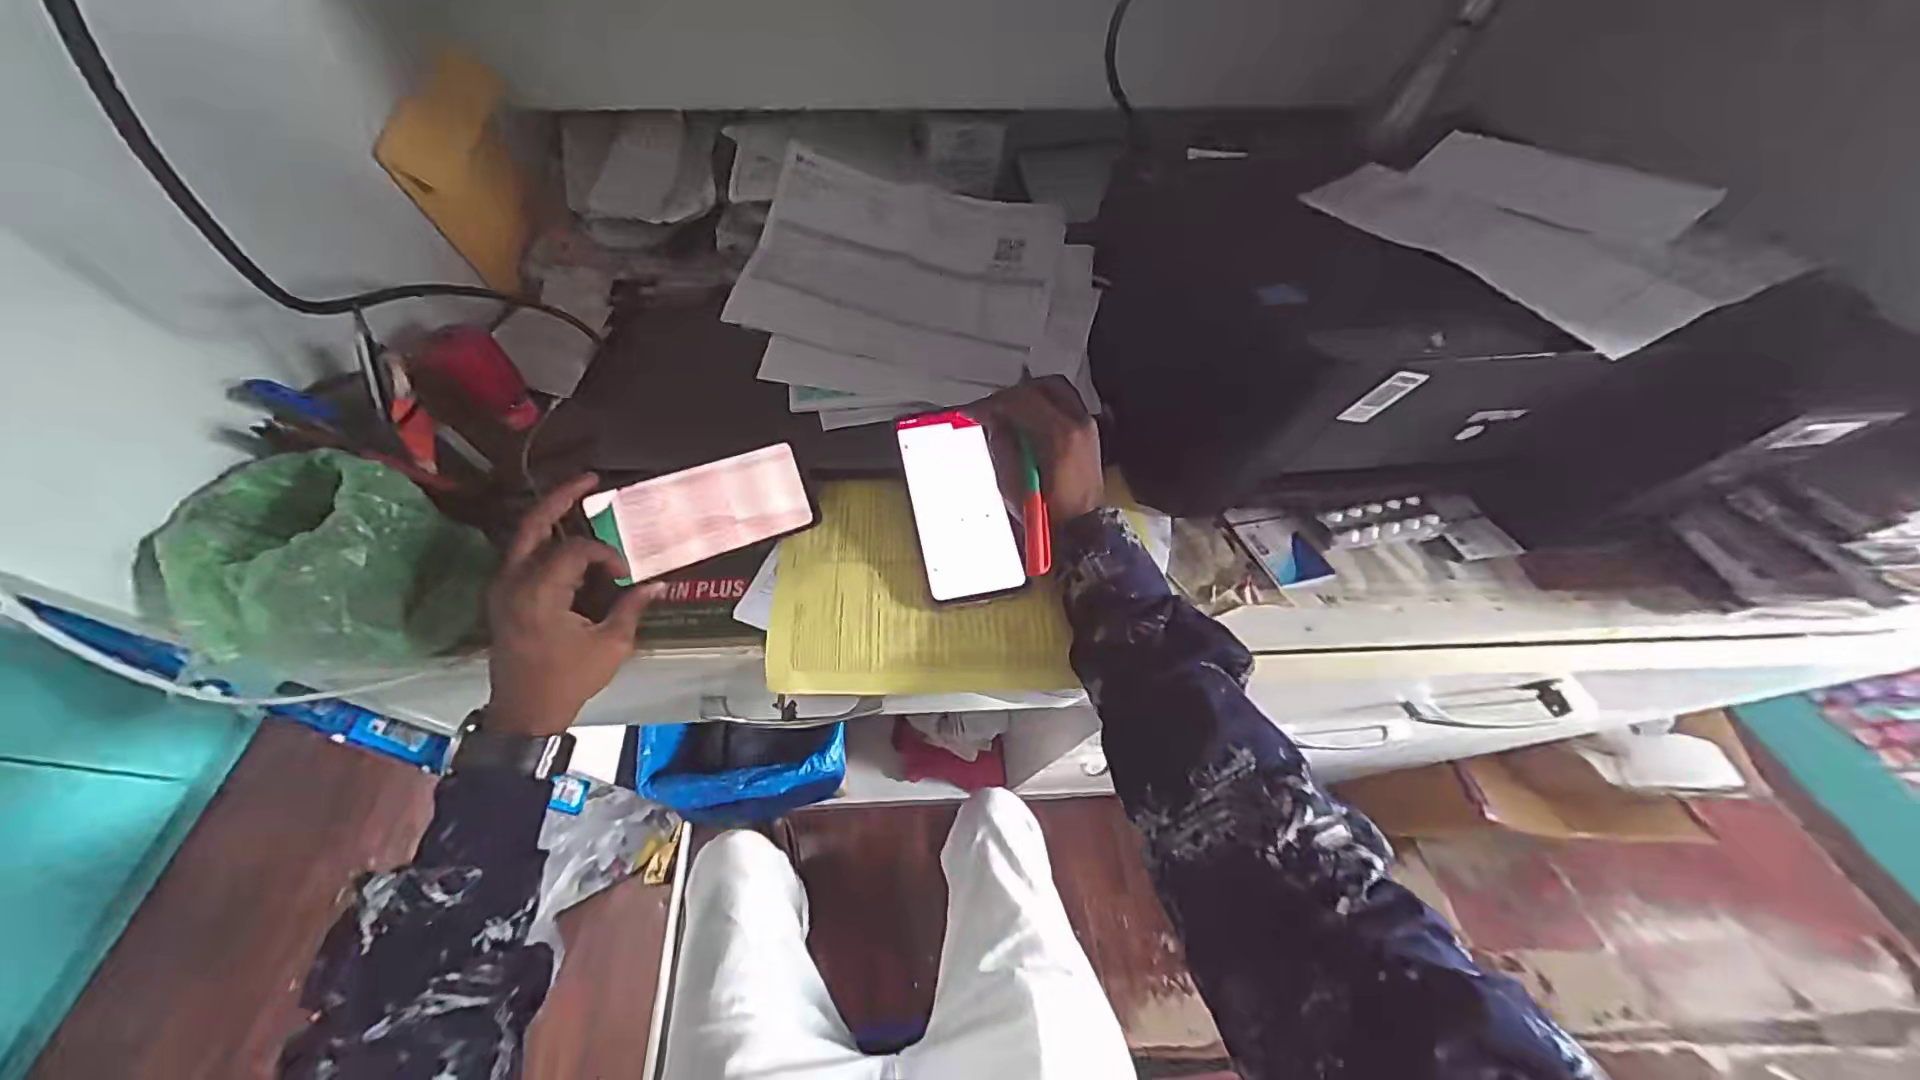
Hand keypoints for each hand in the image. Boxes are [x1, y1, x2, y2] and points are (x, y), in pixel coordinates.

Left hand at [485, 474, 664, 736]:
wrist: (524, 710)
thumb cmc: (569, 678)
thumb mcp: (610, 644)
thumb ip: (631, 607)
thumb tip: (659, 582)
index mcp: (538, 592)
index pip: (574, 549)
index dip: (606, 553)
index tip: (626, 573)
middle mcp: (512, 581)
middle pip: (532, 524)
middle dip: (561, 497)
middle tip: (590, 479)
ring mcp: (501, 587)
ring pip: (522, 535)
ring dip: (550, 515)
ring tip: (578, 498)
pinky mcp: (502, 596)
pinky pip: (521, 554)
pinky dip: (544, 539)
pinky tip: (567, 537)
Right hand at [978, 376, 1104, 520]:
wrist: (1081, 531)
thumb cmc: (1050, 516)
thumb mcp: (1014, 484)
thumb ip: (1003, 446)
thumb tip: (994, 422)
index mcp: (1059, 436)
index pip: (1021, 400)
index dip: (994, 403)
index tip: (977, 410)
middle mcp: (1078, 425)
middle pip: (1042, 386)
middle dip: (1013, 394)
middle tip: (992, 408)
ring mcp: (1087, 427)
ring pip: (1056, 390)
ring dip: (1030, 396)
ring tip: (1009, 412)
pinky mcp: (1089, 434)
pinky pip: (1065, 404)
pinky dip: (1044, 405)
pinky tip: (1029, 420)